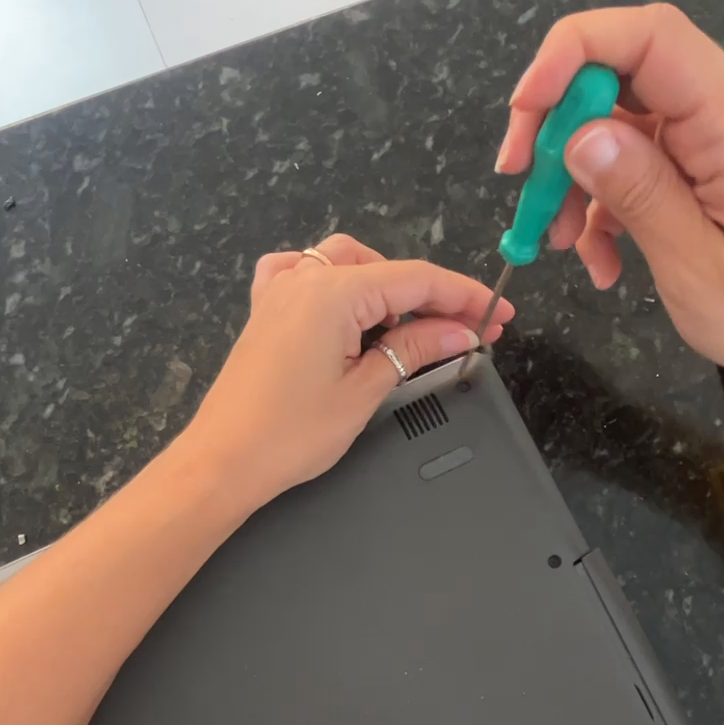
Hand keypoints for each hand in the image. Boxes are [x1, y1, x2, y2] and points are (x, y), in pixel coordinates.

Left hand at [181, 234, 513, 505]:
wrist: (224, 462)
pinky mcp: (266, 310)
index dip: (463, 297)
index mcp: (333, 292)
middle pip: (384, 269)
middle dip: (429, 296)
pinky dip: (333, 282)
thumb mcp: (365, 391)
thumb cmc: (292, 433)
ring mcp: (279, 290)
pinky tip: (344, 308)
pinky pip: (303, 273)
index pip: (415, 280)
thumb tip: (462, 332)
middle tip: (462, 333)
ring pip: (346, 263)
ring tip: (405, 330)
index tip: (499, 315)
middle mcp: (304, 278)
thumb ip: (415, 350)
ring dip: (384, 287)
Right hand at [497, 4, 723, 392]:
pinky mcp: (711, 163)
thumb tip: (579, 136)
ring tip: (564, 246)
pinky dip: (608, 206)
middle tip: (523, 191)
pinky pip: (640, 163)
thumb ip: (639, 193)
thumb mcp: (695, 265)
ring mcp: (721, 135)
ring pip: (620, 128)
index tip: (522, 114)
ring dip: (578, 183)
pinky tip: (603, 260)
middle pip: (622, 79)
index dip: (572, 54)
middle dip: (560, 132)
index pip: (650, 38)